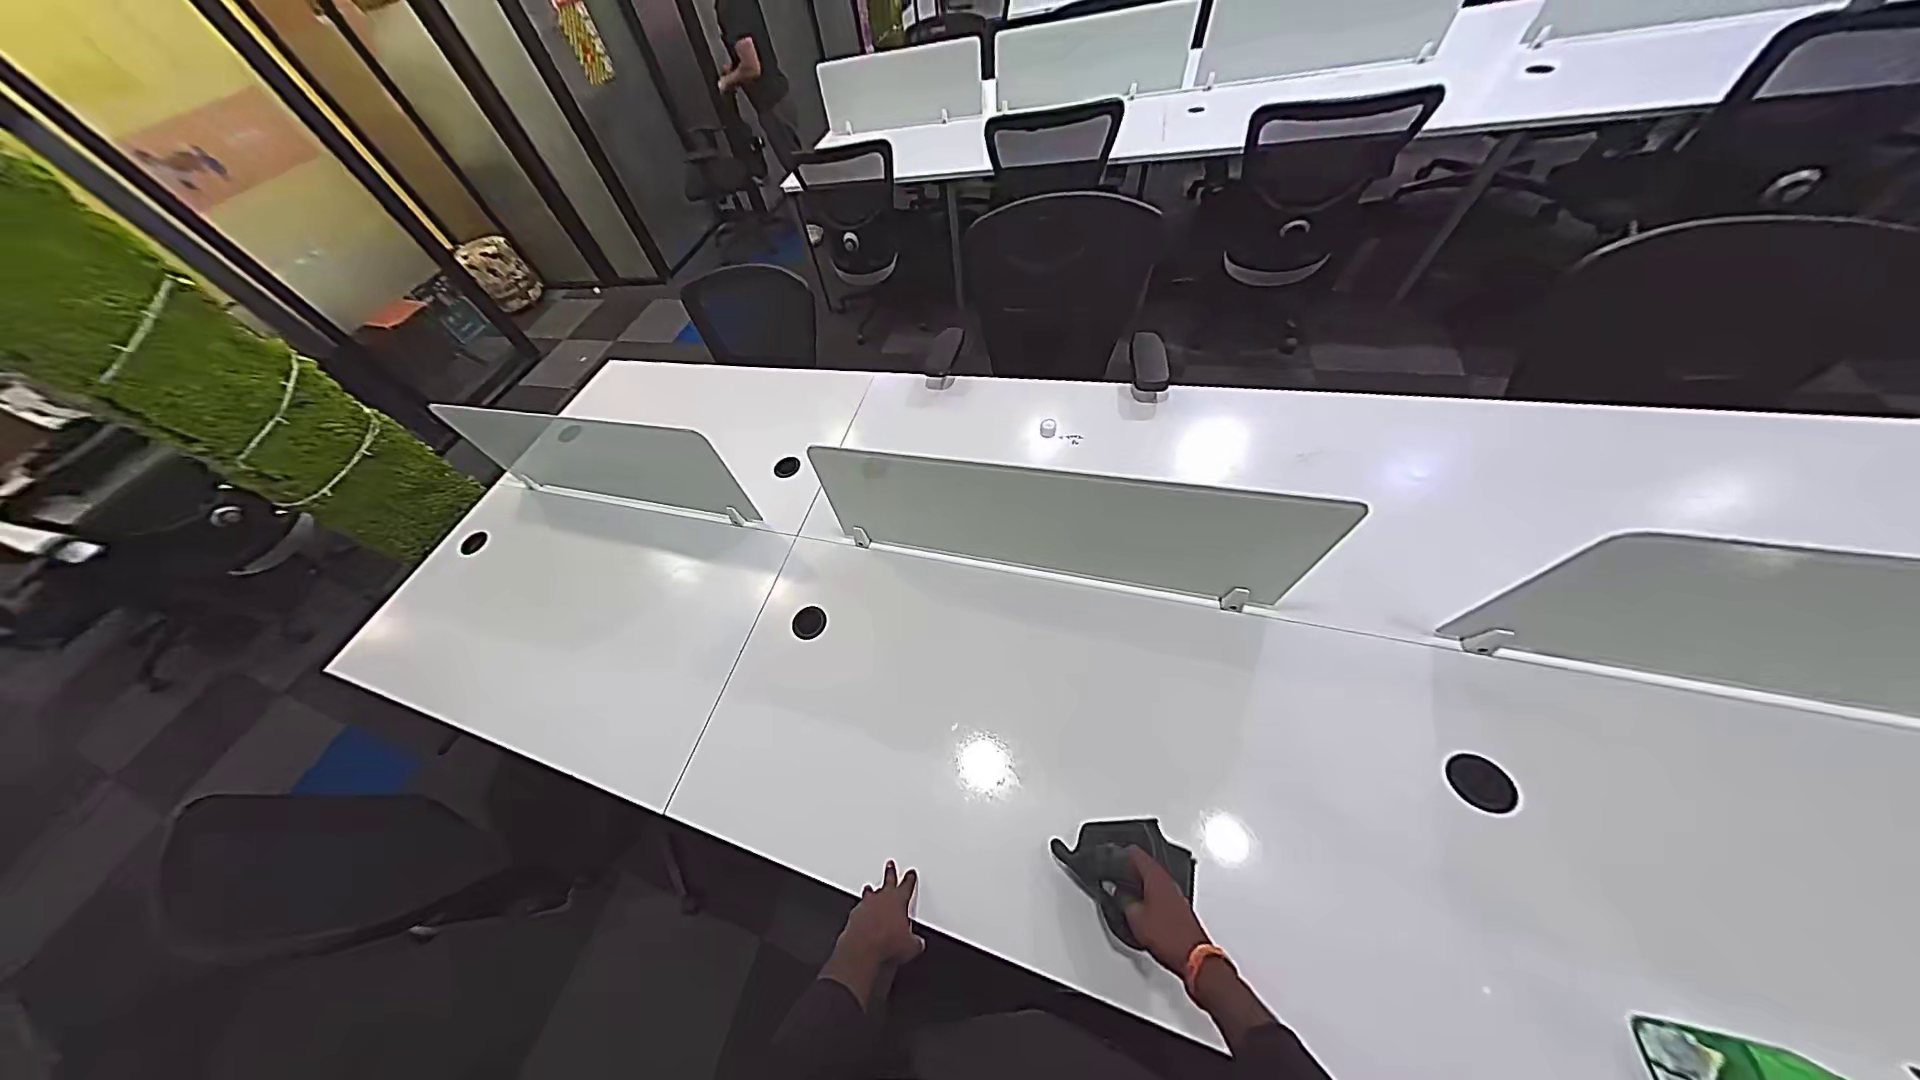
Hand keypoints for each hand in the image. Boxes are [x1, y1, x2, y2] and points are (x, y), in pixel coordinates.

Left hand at [839, 860, 923, 967]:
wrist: (862, 952)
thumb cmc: (886, 945)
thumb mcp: (910, 946)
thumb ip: (915, 941)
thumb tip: (917, 944)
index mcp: (898, 901)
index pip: (906, 886)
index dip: (909, 879)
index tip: (910, 874)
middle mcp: (881, 899)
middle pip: (887, 881)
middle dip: (890, 872)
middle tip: (890, 864)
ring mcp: (866, 906)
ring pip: (870, 894)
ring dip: (871, 891)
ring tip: (870, 887)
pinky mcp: (853, 917)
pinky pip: (858, 910)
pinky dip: (861, 911)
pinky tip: (861, 915)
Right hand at [1120, 846, 1208, 974]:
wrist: (1194, 958)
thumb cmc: (1170, 937)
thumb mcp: (1135, 917)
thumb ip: (1123, 899)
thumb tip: (1117, 892)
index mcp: (1157, 877)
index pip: (1136, 854)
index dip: (1121, 853)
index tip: (1111, 857)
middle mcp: (1168, 882)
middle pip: (1145, 865)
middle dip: (1128, 869)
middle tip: (1114, 874)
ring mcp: (1175, 895)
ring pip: (1152, 879)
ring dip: (1138, 882)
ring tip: (1124, 890)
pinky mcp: (1178, 908)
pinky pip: (1159, 893)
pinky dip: (1147, 894)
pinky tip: (1139, 906)